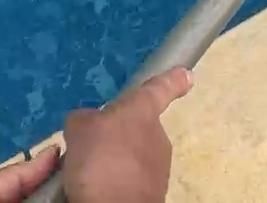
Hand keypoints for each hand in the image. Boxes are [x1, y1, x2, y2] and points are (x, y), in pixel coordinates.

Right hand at [62, 67, 193, 202]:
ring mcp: (158, 168)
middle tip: (92, 147)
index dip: (172, 80)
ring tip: (87, 175)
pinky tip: (94, 192)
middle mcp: (157, 136)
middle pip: (138, 129)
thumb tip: (88, 124)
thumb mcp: (80, 129)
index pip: (161, 88)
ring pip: (132, 158)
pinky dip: (113, 185)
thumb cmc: (102, 160)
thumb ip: (84, 120)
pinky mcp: (153, 195)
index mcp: (143, 110)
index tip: (186, 75)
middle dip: (118, 136)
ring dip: (113, 163)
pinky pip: (128, 183)